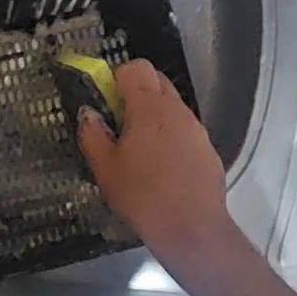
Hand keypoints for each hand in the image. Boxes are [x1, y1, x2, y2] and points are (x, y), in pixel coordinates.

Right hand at [77, 60, 240, 262]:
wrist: (192, 228)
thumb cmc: (142, 196)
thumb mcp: (105, 168)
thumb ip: (92, 134)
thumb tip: (88, 113)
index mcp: (149, 108)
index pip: (136, 67)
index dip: (117, 77)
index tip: (106, 101)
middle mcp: (177, 110)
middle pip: (157, 81)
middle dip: (137, 92)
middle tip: (119, 124)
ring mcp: (197, 129)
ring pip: (173, 107)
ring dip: (155, 116)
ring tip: (141, 151)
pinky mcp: (208, 150)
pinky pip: (186, 131)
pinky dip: (172, 138)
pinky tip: (163, 170)